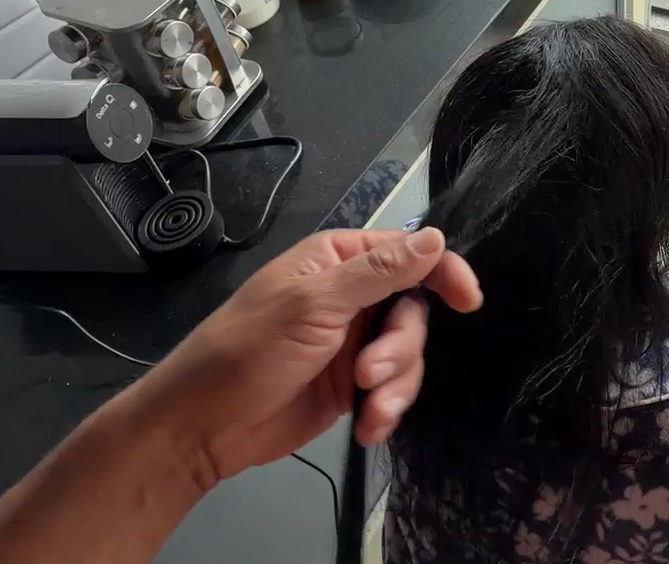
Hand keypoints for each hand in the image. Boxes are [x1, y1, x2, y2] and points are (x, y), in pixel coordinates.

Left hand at [138, 227, 481, 485]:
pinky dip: (388, 408)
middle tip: (371, 374)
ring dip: (396, 383)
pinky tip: (368, 427)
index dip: (443, 272)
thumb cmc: (248, 350)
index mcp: (340, 259)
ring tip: (368, 407)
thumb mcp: (314, 304)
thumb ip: (379, 272)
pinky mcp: (352, 383)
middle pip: (414, 310)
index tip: (468, 301)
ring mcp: (354, 340)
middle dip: (401, 347)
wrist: (201, 429)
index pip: (408, 253)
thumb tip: (436, 239)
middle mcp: (353, 294)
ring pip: (408, 352)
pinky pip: (393, 387)